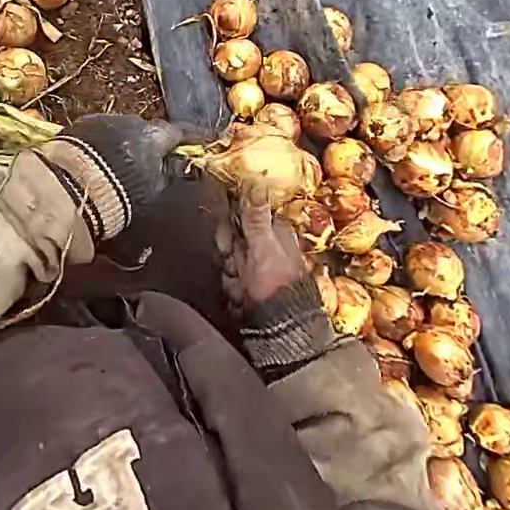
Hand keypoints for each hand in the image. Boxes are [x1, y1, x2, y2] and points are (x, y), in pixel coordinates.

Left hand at [37, 115, 183, 240]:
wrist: (70, 188)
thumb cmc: (120, 194)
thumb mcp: (153, 192)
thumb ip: (167, 176)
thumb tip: (176, 166)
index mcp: (155, 136)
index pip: (180, 132)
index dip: (191, 138)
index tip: (201, 141)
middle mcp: (131, 121)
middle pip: (149, 130)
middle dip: (151, 143)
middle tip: (152, 160)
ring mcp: (104, 120)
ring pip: (122, 131)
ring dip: (125, 144)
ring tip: (120, 165)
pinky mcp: (80, 126)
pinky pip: (99, 134)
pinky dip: (103, 145)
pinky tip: (97, 162)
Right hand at [224, 199, 334, 380]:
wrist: (282, 330)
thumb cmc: (278, 287)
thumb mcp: (264, 246)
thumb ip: (256, 217)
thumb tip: (256, 180)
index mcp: (275, 230)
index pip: (240, 216)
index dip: (227, 231)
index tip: (226, 245)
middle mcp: (268, 245)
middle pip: (231, 240)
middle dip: (228, 258)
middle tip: (235, 271)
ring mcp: (260, 267)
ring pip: (228, 263)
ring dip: (230, 279)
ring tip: (243, 290)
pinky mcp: (253, 287)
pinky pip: (231, 282)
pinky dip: (233, 292)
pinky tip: (242, 299)